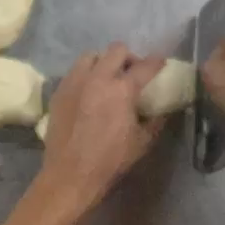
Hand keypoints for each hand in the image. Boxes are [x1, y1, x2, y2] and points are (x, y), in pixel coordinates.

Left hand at [38, 43, 167, 205]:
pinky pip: (75, 71)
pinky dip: (86, 74)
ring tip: (107, 77)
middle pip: (117, 50)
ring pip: (92, 56)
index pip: (145, 66)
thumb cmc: (110, 160)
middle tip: (132, 72)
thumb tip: (164, 111)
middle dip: (129, 57)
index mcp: (122, 89)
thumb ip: (156, 121)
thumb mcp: (142, 142)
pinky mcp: (60, 91)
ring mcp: (75, 81)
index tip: (160, 62)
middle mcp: (98, 77)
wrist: (70, 174)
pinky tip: (89, 91)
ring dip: (104, 62)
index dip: (156, 62)